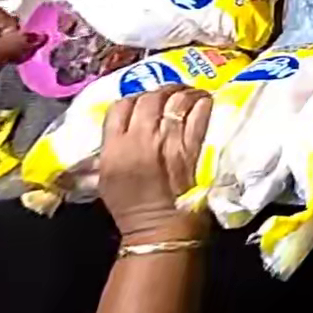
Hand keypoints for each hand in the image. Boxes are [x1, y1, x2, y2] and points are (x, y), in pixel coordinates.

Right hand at [100, 86, 211, 245]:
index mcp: (114, 147)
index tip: (144, 100)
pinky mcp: (194, 143)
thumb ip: (114, 146)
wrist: (160, 221)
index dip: (133, 98)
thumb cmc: (132, 202)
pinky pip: (201, 112)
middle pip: (150, 98)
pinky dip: (203, 101)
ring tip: (189, 93)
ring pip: (176, 100)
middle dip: (161, 91)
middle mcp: (141, 138)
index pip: (119, 107)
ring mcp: (170, 139)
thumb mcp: (107, 173)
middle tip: (171, 93)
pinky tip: (205, 100)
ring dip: (184, 92)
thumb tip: (127, 124)